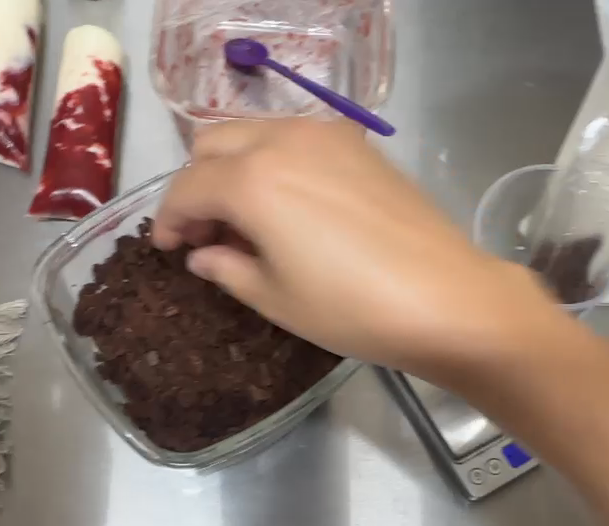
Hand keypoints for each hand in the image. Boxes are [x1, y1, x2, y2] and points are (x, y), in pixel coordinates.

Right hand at [152, 119, 570, 377]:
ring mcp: (324, 136)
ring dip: (232, 168)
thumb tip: (202, 254)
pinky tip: (284, 207)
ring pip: (253, 132)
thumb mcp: (276, 299)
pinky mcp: (357, 144)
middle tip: (202, 234)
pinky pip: (292, 139)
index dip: (168, 219)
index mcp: (252, 181)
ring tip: (241, 221)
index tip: (165, 249)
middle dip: (196, 185)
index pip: (188, 187)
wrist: (443, 297)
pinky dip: (270, 163)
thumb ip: (228, 269)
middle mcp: (282, 141)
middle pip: (213, 143)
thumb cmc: (350, 310)